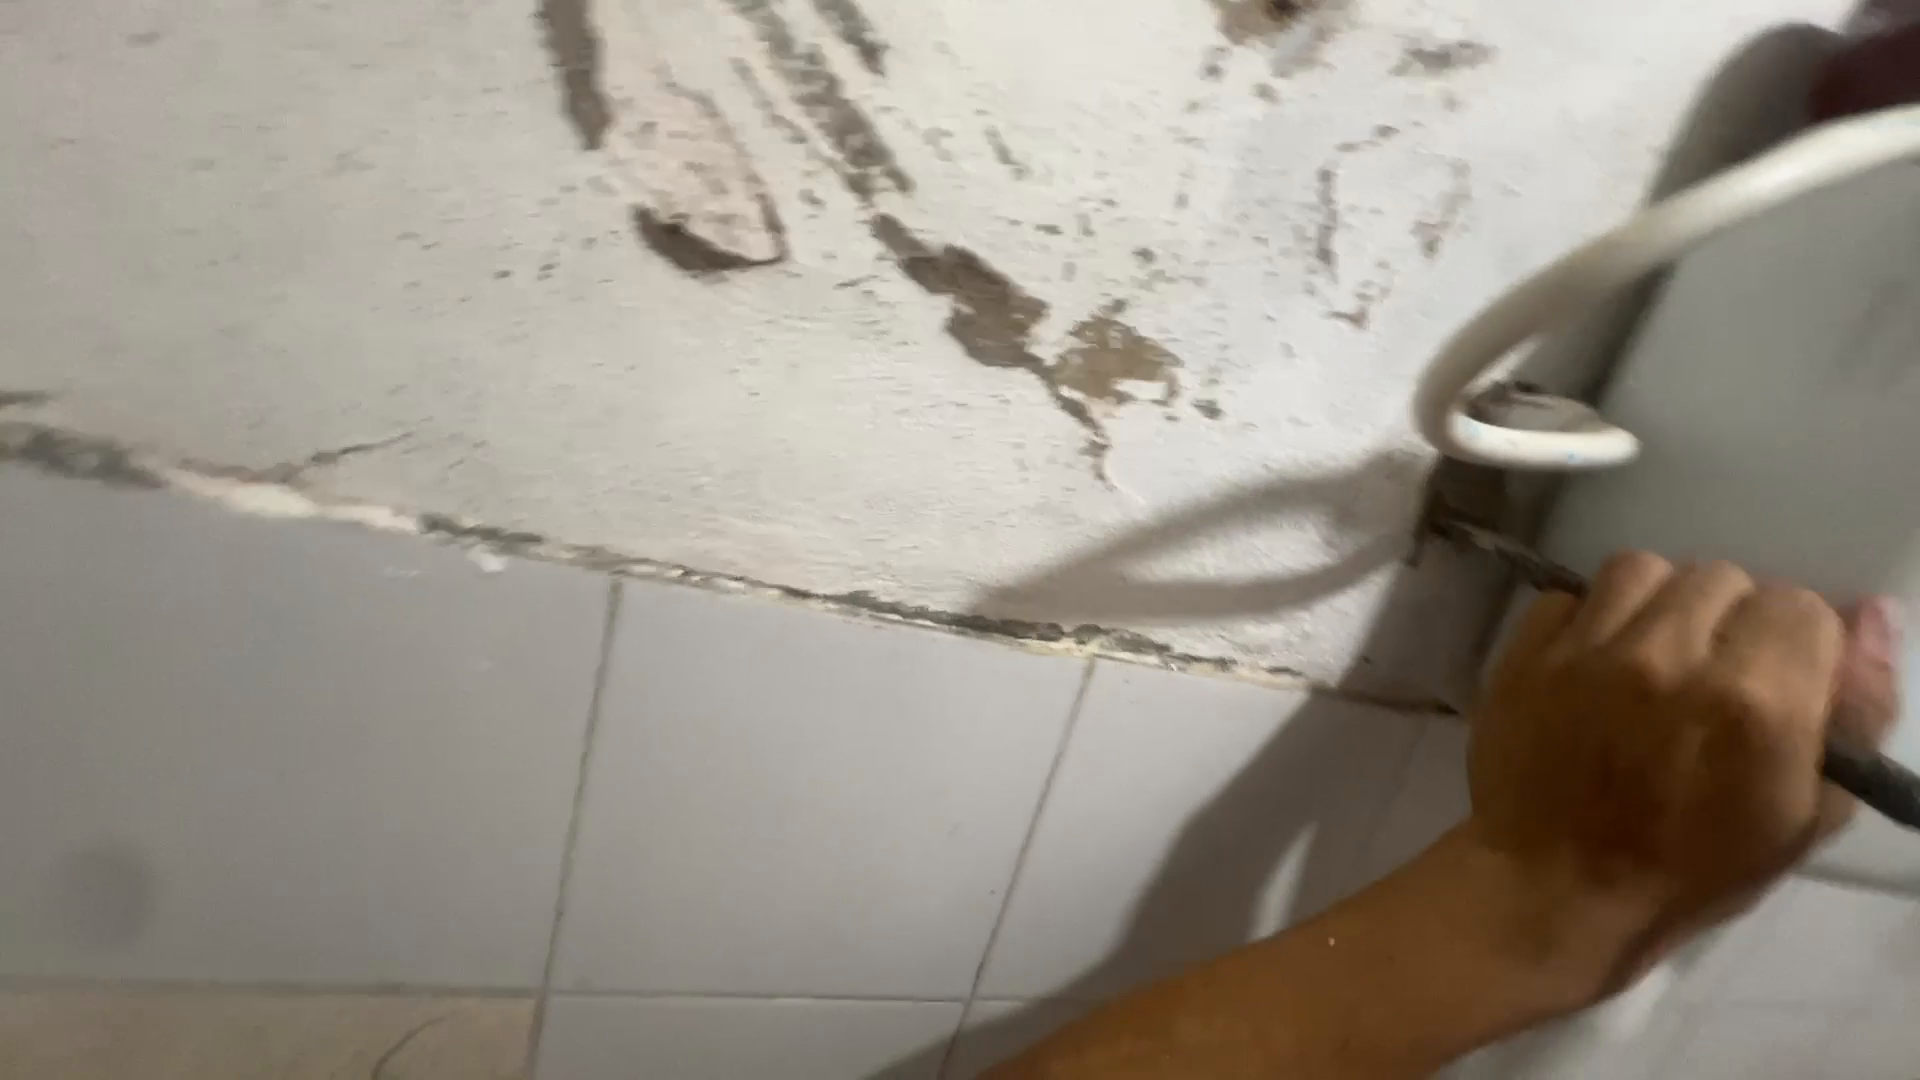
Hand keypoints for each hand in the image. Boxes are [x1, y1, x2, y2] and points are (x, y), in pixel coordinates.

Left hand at [1464, 553, 1900, 996]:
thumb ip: (1851, 705)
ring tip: (1650, 648)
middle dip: (1727, 614)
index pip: (1797, 605)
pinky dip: (1583, 617)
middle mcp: (1663, 658)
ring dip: (1655, 599)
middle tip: (1710, 663)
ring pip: (1636, 569)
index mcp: (1751, 701)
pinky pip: (1562, 597)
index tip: (1774, 671)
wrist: (1555, 875)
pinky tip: (1588, 658)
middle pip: (1715, 577)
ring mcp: (1580, 651)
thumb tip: (1867, 613)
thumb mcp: (1808, 806)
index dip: (1794, 636)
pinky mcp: (1520, 654)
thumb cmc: (1692, 861)